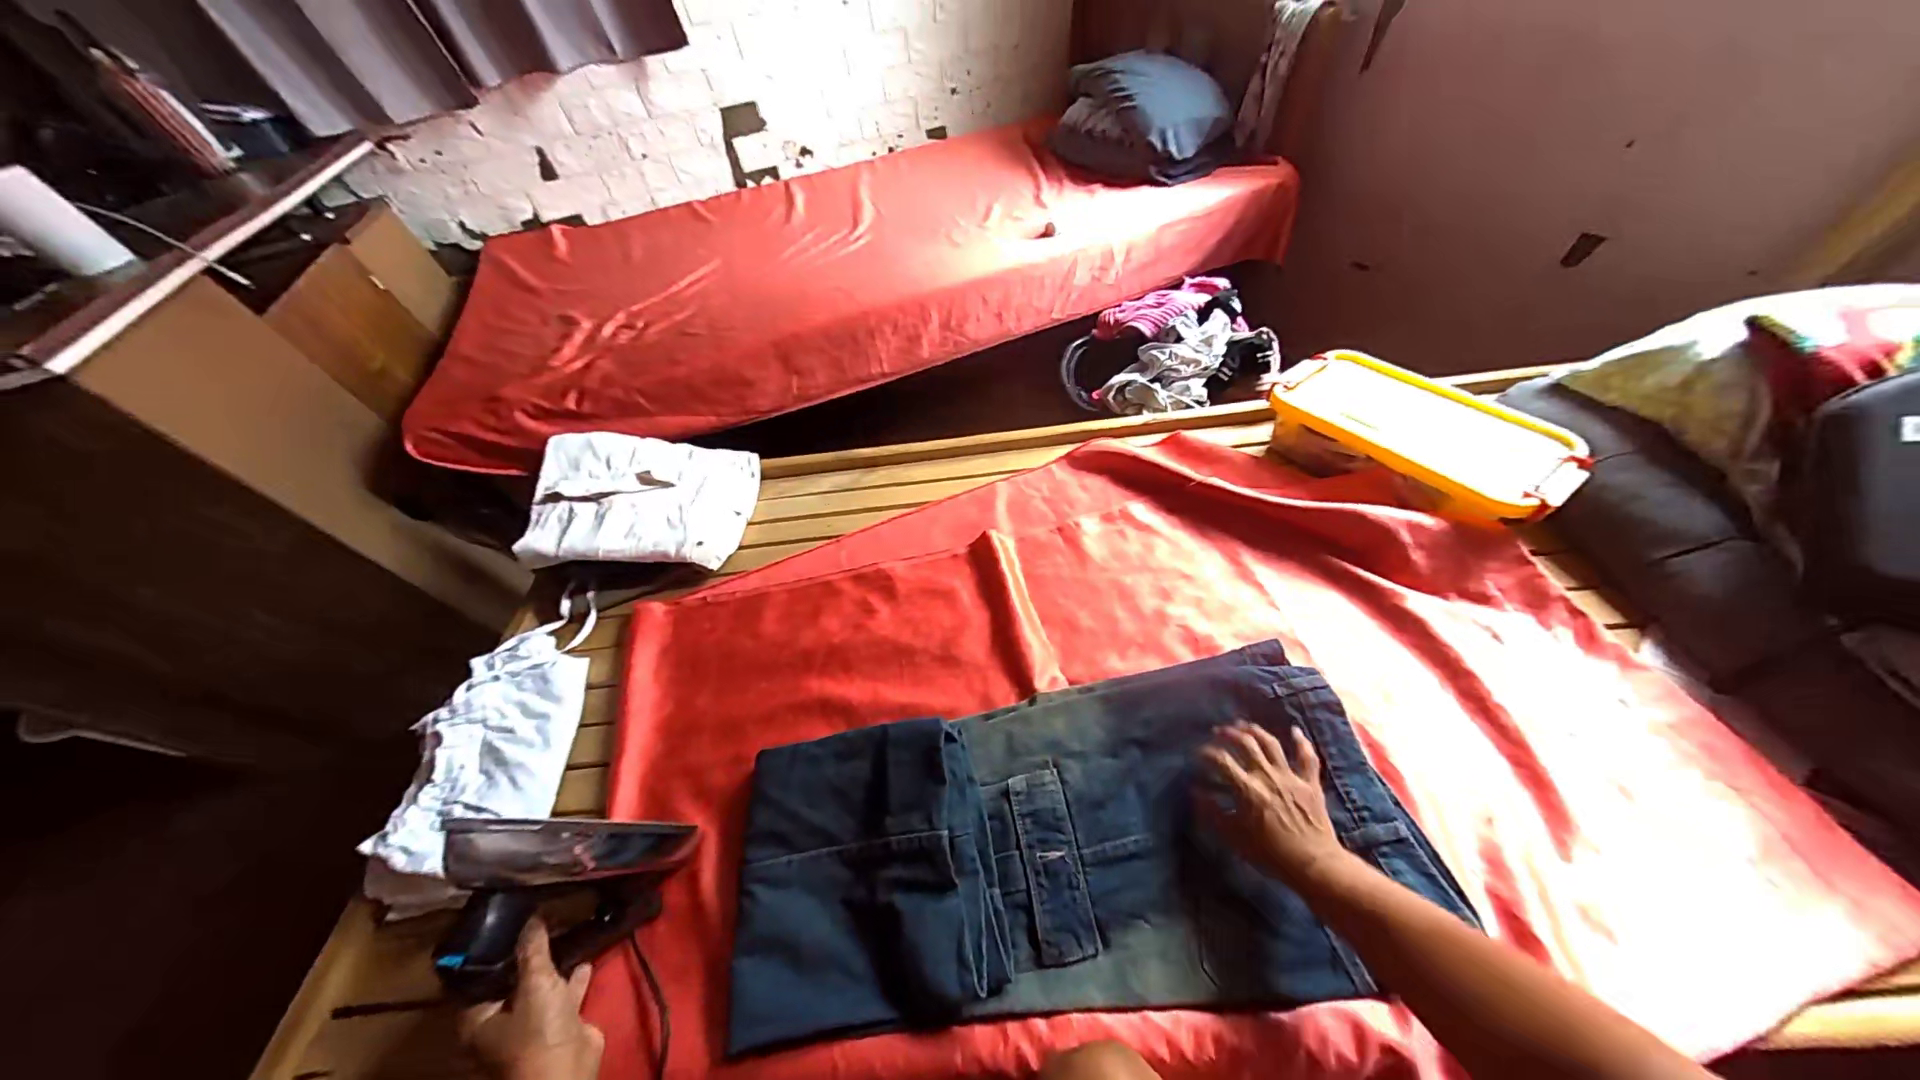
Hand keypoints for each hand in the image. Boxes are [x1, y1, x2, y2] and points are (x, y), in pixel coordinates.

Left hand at [458, 917, 604, 1079]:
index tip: (508, 920)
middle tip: (540, 920)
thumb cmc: (538, 1033)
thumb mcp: (536, 984)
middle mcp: (501, 1022)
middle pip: (511, 981)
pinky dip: (574, 977)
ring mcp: (531, 1024)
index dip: (493, 950)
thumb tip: (531, 916)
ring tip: (565, 931)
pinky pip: (564, 993)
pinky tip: (585, 956)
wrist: (568, 1073)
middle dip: (526, 954)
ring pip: (540, 987)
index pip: (479, 978)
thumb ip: (534, 949)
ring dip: (552, 964)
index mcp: (479, 1019)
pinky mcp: (559, 1025)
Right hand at [1196, 720, 1349, 886]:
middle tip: (1219, 731)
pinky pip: (1307, 757)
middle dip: (1229, 733)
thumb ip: (1212, 812)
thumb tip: (1195, 791)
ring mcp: (1290, 777)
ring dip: (1256, 731)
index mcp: (1247, 788)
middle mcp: (1267, 775)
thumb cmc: (1270, 854)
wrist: (1314, 865)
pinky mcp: (1310, 783)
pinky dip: (1302, 742)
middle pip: (1245, 744)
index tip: (1198, 754)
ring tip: (1245, 726)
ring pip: (1271, 744)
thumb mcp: (1234, 836)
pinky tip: (1295, 731)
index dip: (1206, 753)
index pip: (1220, 760)